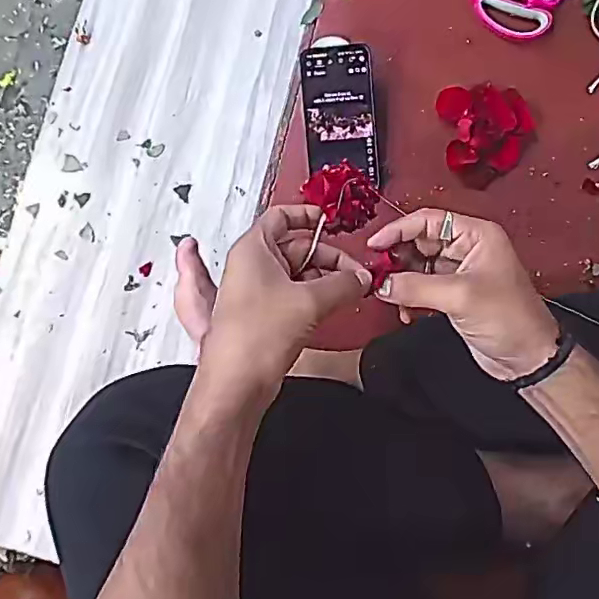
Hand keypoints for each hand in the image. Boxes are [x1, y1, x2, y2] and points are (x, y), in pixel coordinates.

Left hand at [199, 205, 370, 399]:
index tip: (328, 221)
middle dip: (327, 256)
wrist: (237, 383)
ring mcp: (254, 290)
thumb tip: (361, 277)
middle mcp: (250, 266)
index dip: (306, 215)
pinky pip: (292, 293)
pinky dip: (313, 295)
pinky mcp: (262, 313)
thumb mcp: (311, 300)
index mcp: (252, 249)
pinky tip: (333, 303)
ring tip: (349, 289)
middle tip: (353, 270)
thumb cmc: (255, 336)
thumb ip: (344, 283)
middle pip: (294, 246)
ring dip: (323, 277)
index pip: (280, 216)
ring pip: (295, 271)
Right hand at [367, 210, 560, 381]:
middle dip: (397, 256)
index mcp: (477, 235)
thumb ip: (416, 287)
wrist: (528, 357)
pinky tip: (404, 310)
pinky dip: (409, 296)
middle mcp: (468, 248)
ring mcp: (460, 272)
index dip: (399, 229)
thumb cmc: (511, 319)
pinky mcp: (454, 294)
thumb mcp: (460, 297)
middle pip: (421, 241)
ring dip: (401, 279)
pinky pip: (422, 286)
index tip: (375, 244)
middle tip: (376, 271)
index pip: (430, 220)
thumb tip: (382, 284)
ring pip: (418, 265)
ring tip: (386, 292)